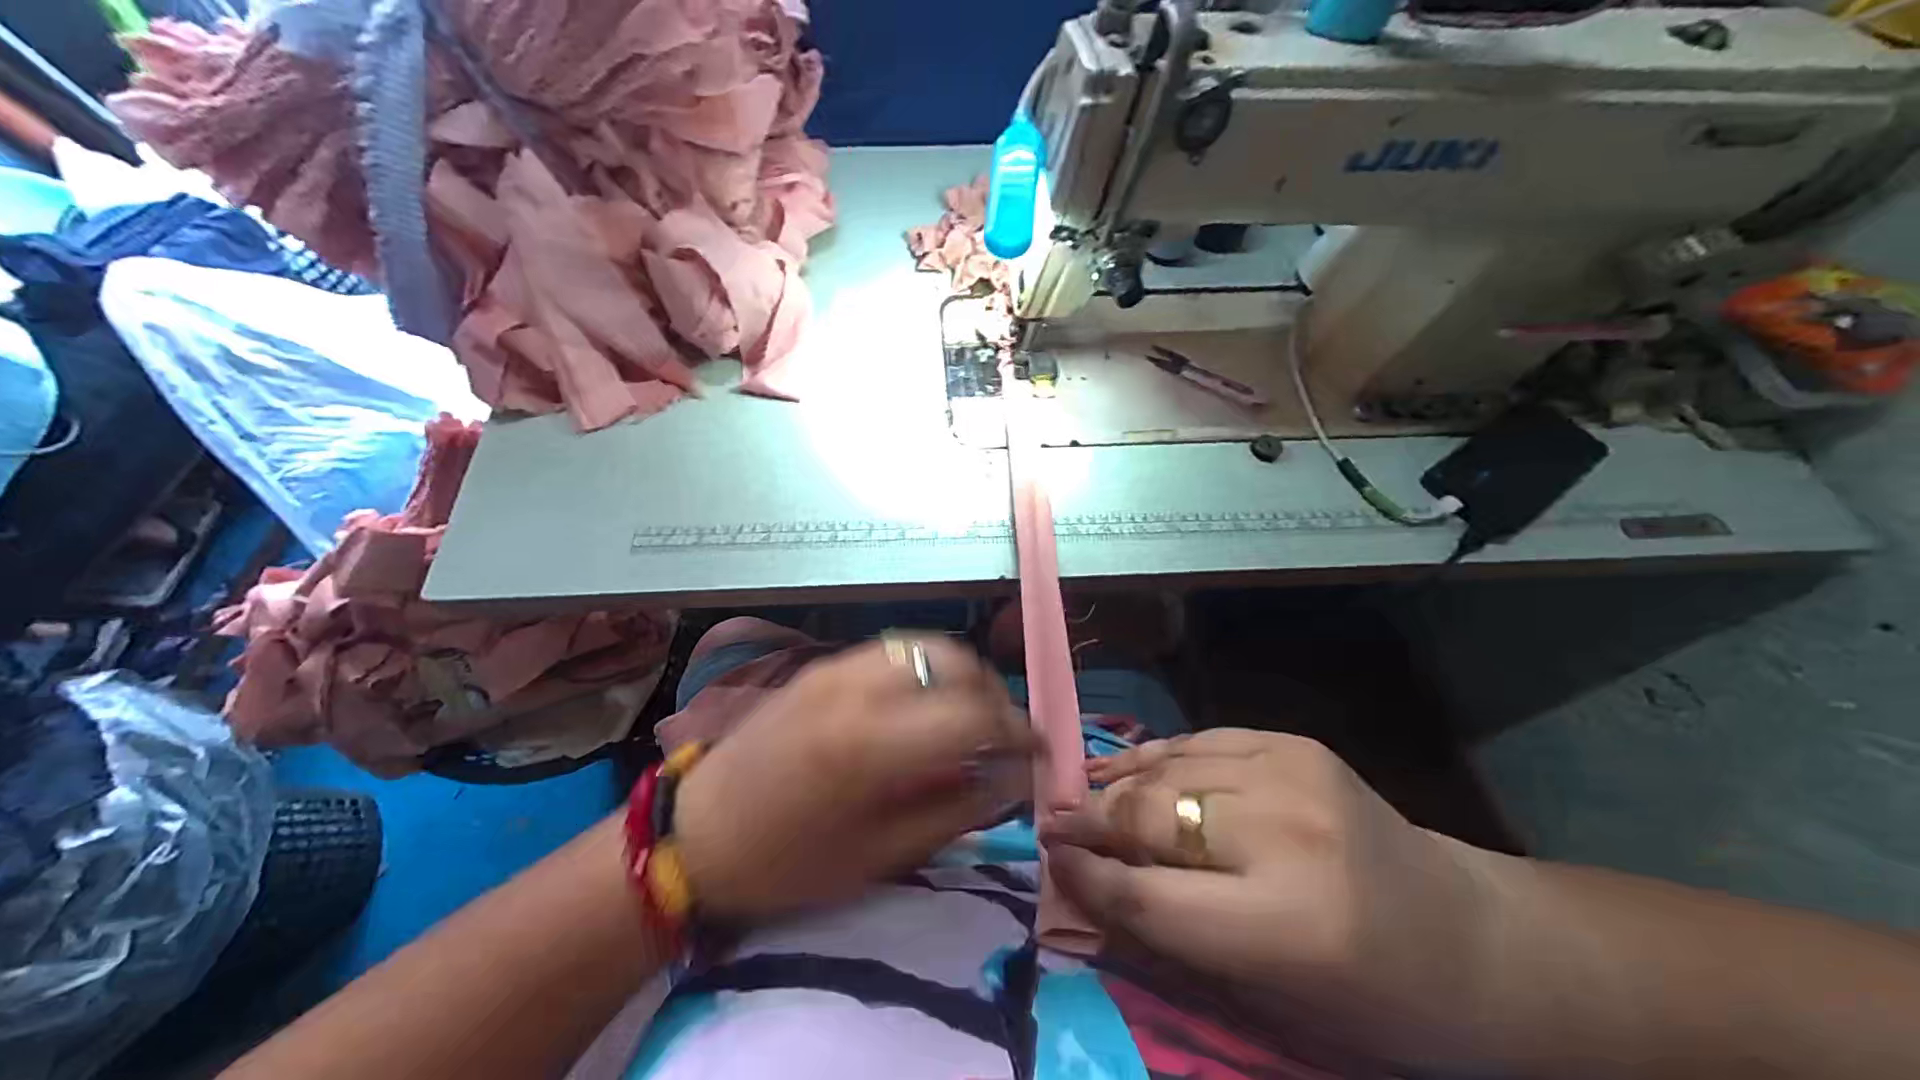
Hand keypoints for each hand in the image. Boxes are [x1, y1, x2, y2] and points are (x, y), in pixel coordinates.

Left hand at [673, 636, 1031, 920]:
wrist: (695, 834)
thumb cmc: (786, 862)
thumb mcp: (879, 855)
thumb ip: (956, 810)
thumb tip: (1014, 779)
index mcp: (872, 744)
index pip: (973, 714)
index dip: (1018, 730)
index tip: (1038, 750)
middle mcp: (858, 688)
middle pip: (956, 661)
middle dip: (993, 694)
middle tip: (1001, 734)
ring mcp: (836, 668)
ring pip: (926, 646)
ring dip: (960, 675)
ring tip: (967, 716)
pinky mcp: (822, 665)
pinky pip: (892, 651)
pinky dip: (924, 668)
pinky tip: (922, 705)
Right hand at [1043, 730, 1503, 1065]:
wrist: (1472, 939)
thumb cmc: (1373, 1000)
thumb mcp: (1270, 1002)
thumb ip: (1171, 941)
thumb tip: (1085, 891)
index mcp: (1286, 926)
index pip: (1148, 895)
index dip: (1087, 877)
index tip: (1048, 861)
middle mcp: (1286, 837)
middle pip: (1149, 816)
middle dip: (1089, 821)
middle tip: (1052, 825)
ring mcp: (1293, 775)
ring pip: (1167, 766)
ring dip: (1116, 782)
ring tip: (1080, 793)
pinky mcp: (1297, 745)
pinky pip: (1201, 741)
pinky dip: (1157, 756)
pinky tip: (1129, 768)